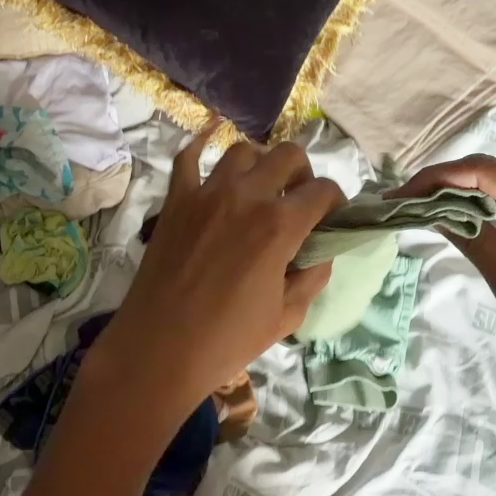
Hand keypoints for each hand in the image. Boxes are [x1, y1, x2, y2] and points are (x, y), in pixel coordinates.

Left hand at [88, 130, 345, 418]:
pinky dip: (199, 147)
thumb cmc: (227, 340)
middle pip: (288, 156)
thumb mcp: (287, 316)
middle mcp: (245, 196)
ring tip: (259, 187)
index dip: (337, 203)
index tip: (333, 218)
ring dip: (259, 164)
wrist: (159, 348)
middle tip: (298, 200)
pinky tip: (209, 147)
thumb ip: (312, 277)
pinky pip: (186, 157)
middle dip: (303, 174)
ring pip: (242, 151)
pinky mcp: (175, 200)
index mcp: (279, 226)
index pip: (324, 192)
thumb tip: (320, 253)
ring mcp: (206, 193)